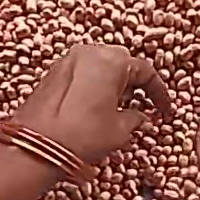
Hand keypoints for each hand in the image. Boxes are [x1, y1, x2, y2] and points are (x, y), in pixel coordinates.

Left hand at [9, 43, 172, 164]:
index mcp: (111, 60)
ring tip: (121, 110)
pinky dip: (95, 87)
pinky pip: (83, 75)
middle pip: (121, 64)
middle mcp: (88, 52)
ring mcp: (67, 60)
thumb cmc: (82, 136)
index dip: (158, 92)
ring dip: (114, 86)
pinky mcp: (52, 74)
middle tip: (144, 107)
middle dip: (135, 85)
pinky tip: (99, 109)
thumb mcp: (119, 130)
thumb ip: (135, 118)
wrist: (35, 147)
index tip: (165, 110)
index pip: (145, 71)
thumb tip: (141, 116)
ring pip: (100, 68)